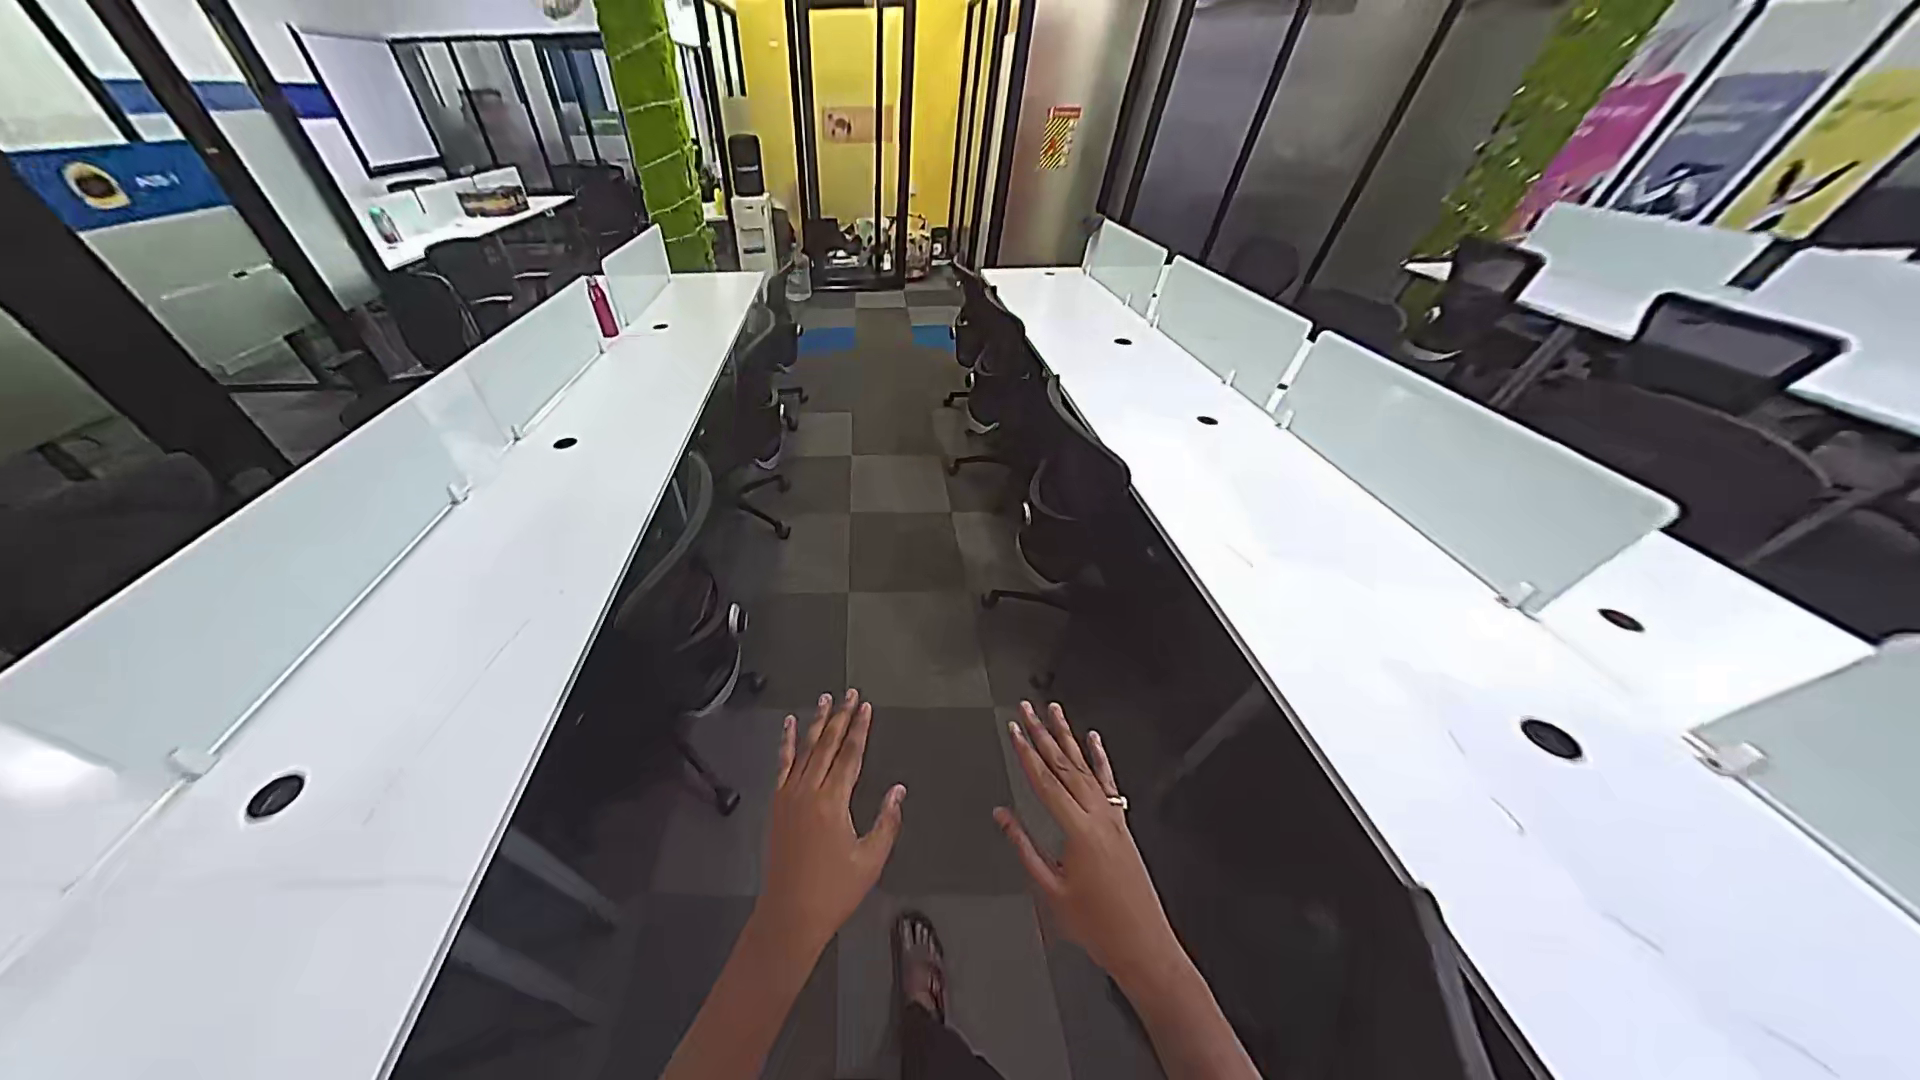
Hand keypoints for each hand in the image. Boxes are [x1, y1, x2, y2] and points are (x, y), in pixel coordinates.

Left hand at [759, 689, 904, 954]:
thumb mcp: (871, 858)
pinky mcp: (776, 805)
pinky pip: (782, 765)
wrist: (789, 915)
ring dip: (816, 722)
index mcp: (833, 801)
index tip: (865, 707)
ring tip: (824, 699)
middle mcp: (808, 791)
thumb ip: (887, 820)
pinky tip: (789, 726)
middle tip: (850, 693)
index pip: (850, 754)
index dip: (859, 728)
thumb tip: (897, 790)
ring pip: (805, 749)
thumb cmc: (833, 890)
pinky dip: (786, 743)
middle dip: (841, 716)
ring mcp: (788, 796)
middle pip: (828, 744)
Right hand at [995, 702, 1181, 984]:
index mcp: (1079, 832)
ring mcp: (1113, 818)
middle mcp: (1098, 817)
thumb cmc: (1098, 925)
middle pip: (1065, 765)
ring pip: (1085, 767)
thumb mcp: (1051, 889)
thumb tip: (1002, 817)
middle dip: (1043, 734)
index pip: (1045, 781)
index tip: (1014, 730)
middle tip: (1027, 709)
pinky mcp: (1122, 824)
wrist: (1144, 945)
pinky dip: (1100, 759)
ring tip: (1055, 713)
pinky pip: (1108, 782)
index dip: (1027, 753)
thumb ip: (1023, 847)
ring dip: (1068, 737)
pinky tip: (1093, 740)